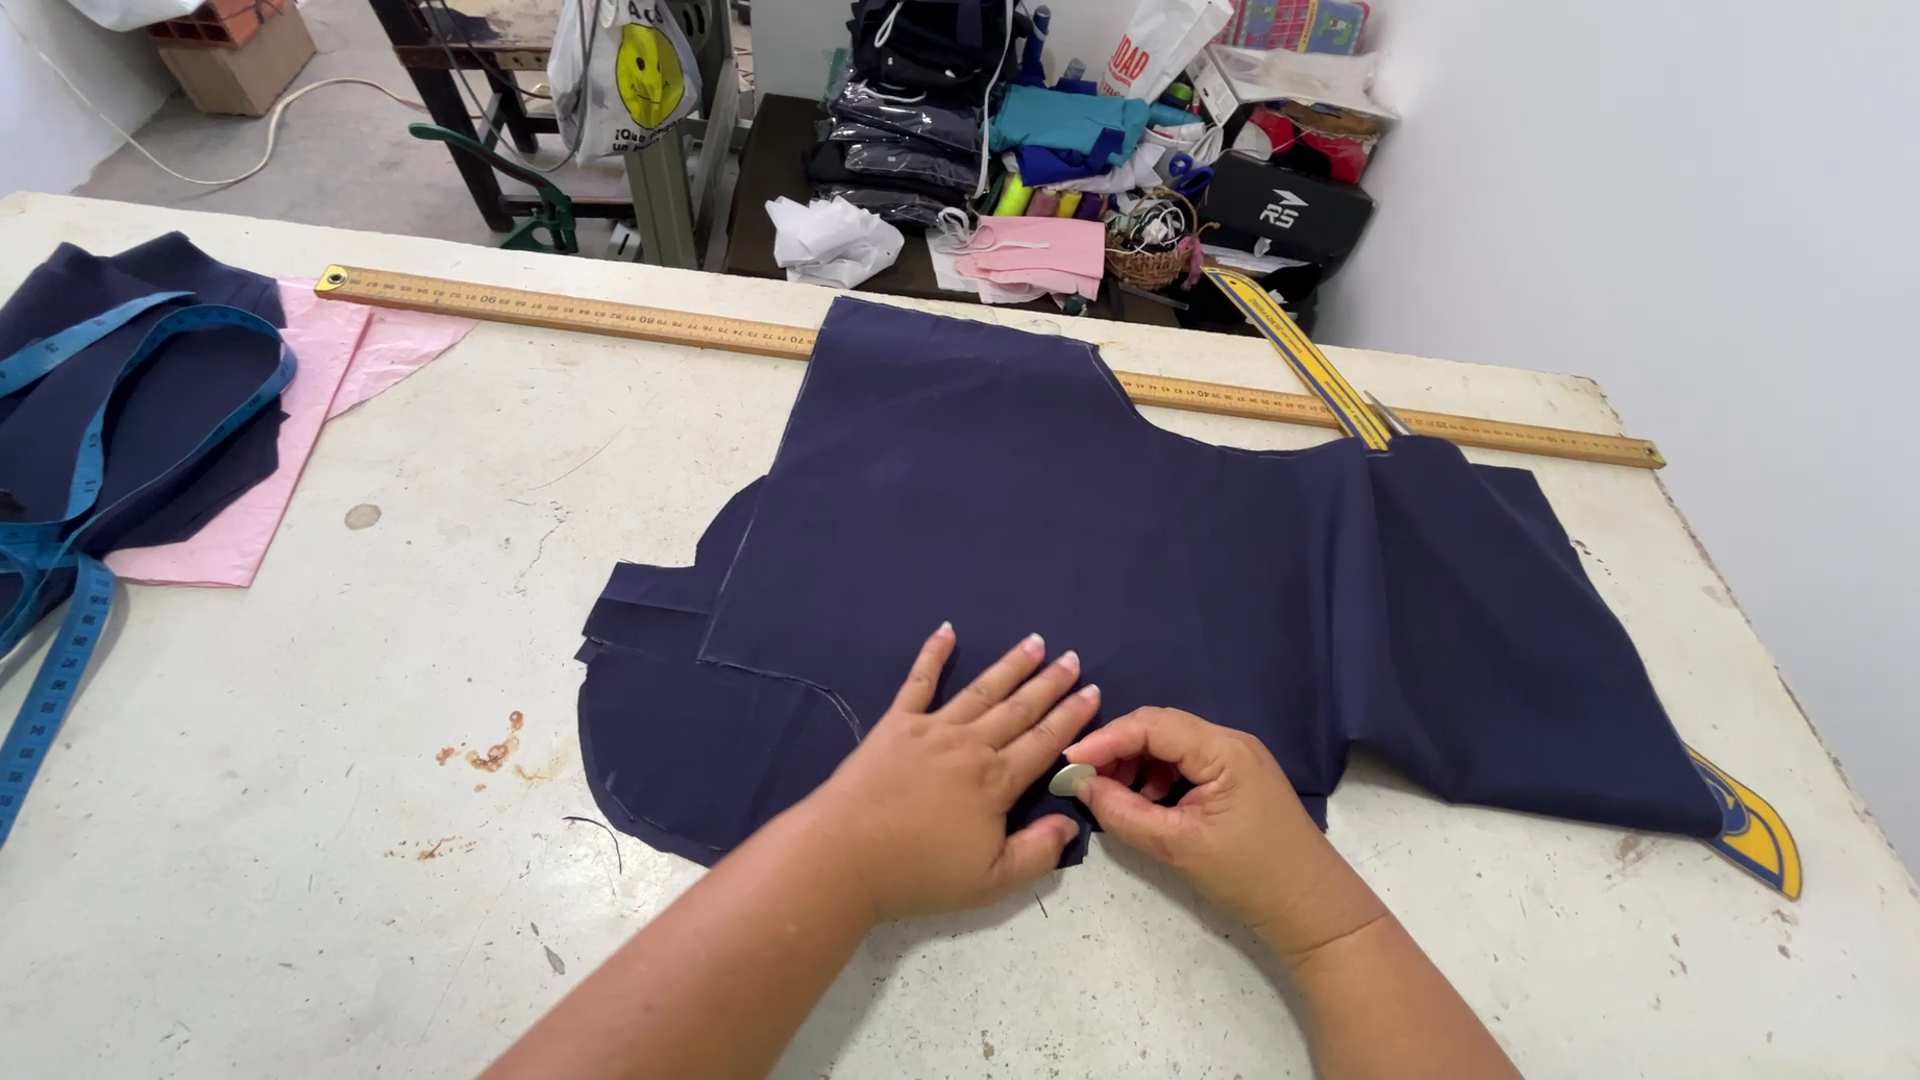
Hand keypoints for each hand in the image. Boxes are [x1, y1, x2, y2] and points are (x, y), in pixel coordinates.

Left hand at [802, 623, 1100, 920]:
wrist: (847, 854)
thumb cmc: (919, 872)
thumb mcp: (991, 882)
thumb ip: (1037, 852)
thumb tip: (1071, 822)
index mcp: (996, 782)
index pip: (1044, 742)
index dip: (1072, 717)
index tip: (1092, 692)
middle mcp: (971, 745)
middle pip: (1019, 708)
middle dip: (1050, 683)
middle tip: (1072, 658)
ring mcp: (933, 728)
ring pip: (983, 690)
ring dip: (1011, 665)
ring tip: (1035, 642)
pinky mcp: (898, 722)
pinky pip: (920, 681)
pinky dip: (933, 654)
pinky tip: (947, 630)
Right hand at [1063, 707, 1384, 958]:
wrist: (1314, 911)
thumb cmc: (1251, 877)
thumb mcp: (1178, 847)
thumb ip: (1124, 813)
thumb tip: (1082, 785)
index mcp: (1223, 749)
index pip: (1151, 725)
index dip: (1106, 738)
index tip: (1070, 760)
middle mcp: (1229, 740)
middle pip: (1159, 727)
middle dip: (1118, 749)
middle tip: (1087, 778)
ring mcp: (1234, 756)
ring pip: (1169, 742)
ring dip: (1136, 762)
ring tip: (1115, 795)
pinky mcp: (1234, 775)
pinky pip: (1184, 760)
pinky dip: (1157, 775)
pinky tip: (1146, 802)